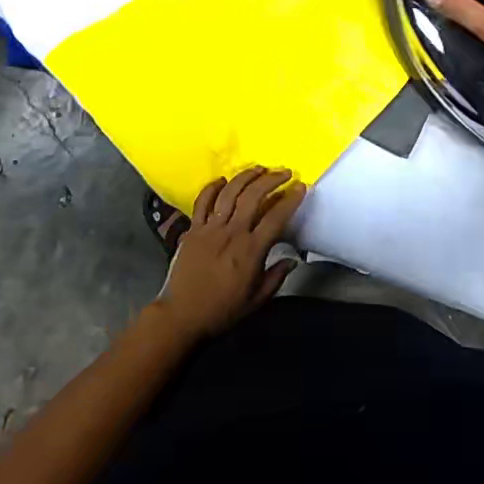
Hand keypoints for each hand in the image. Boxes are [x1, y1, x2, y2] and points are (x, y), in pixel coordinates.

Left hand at [150, 168, 305, 343]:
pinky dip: (212, 187)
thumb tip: (292, 260)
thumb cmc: (222, 310)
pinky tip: (222, 180)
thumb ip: (276, 277)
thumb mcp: (256, 300)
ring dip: (246, 177)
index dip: (290, 200)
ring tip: (259, 169)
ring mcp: (210, 228)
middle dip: (271, 180)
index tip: (300, 187)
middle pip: (253, 196)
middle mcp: (231, 232)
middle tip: (284, 172)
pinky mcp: (193, 228)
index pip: (275, 217)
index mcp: (250, 250)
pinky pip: (202, 201)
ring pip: (229, 192)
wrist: (183, 314)